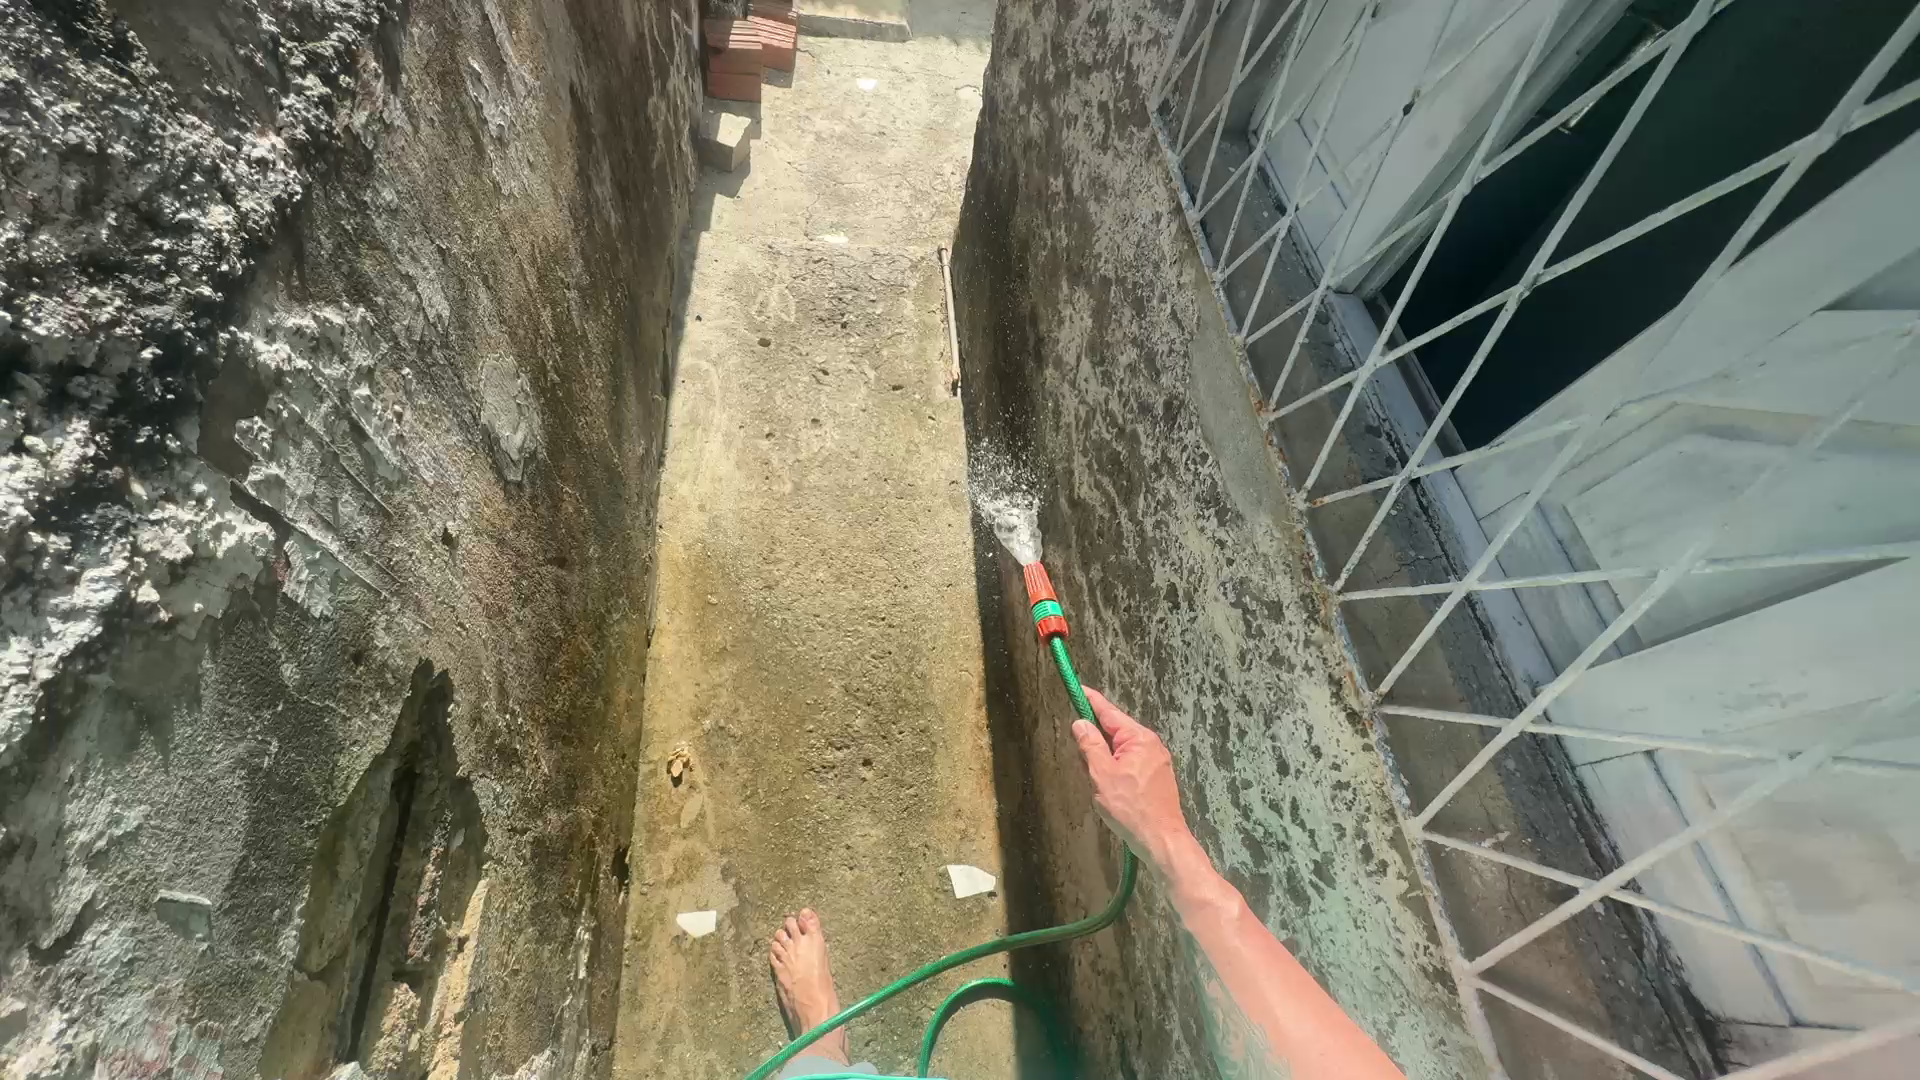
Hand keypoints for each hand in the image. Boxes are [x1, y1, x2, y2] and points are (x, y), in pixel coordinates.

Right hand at [1071, 687, 1194, 868]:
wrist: (1162, 841)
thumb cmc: (1131, 808)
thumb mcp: (1102, 775)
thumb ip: (1090, 745)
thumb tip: (1081, 723)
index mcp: (1138, 738)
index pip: (1109, 712)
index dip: (1091, 700)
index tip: (1078, 688)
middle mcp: (1151, 744)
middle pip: (1115, 731)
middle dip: (1096, 741)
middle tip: (1083, 761)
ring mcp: (1157, 760)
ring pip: (1122, 749)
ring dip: (1106, 760)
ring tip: (1100, 785)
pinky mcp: (1158, 776)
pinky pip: (1131, 763)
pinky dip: (1117, 769)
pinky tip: (1113, 791)